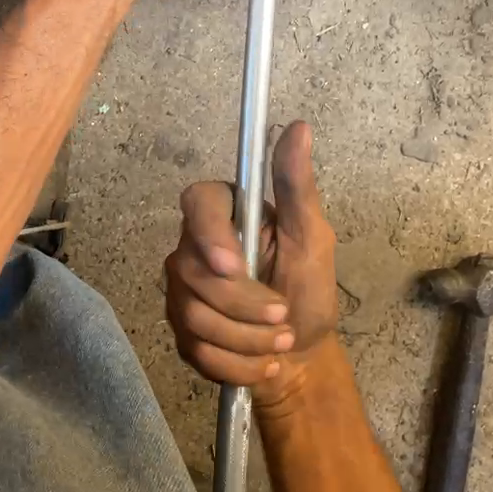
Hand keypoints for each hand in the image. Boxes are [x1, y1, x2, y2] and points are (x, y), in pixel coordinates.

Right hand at [164, 122, 337, 405]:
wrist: (302, 357)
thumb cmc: (310, 288)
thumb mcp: (312, 237)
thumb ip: (298, 185)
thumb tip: (300, 127)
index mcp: (226, 213)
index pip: (196, 203)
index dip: (209, 235)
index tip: (234, 266)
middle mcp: (194, 246)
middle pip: (195, 272)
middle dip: (246, 307)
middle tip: (284, 317)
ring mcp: (182, 290)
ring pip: (193, 316)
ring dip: (246, 341)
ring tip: (279, 342)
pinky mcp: (180, 330)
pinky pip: (195, 350)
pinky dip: (236, 365)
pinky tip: (261, 362)